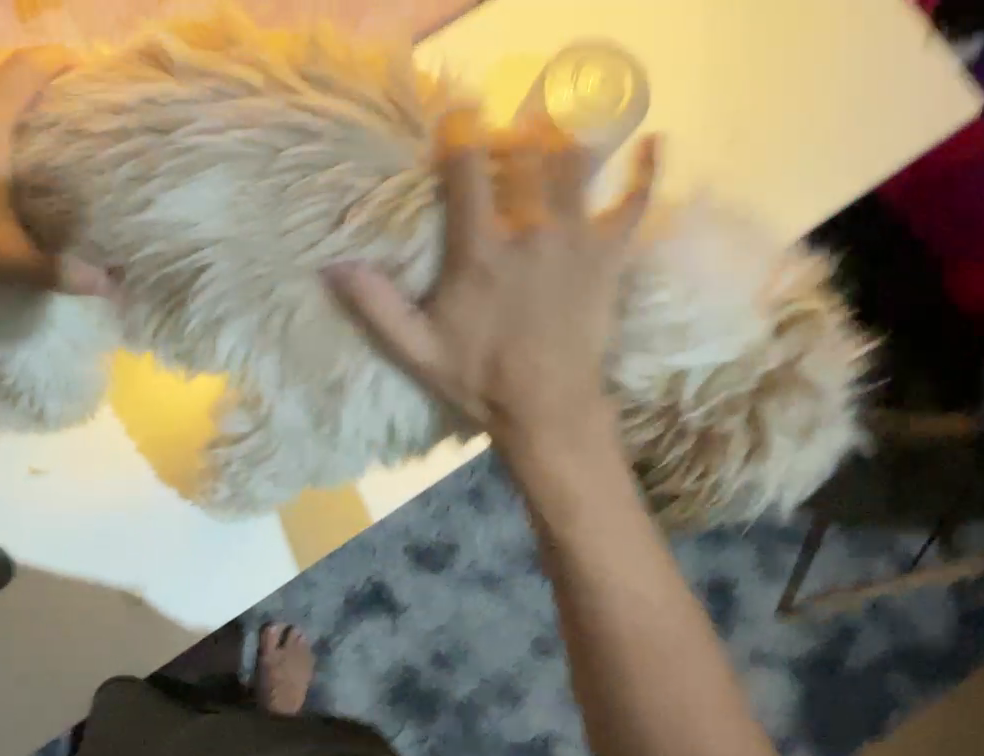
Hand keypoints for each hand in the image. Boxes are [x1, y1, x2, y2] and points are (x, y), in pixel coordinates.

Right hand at [325, 110, 657, 450]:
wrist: (547, 407)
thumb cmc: (478, 378)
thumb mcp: (416, 349)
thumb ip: (376, 306)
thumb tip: (332, 266)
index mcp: (480, 252)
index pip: (467, 173)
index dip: (460, 136)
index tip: (456, 120)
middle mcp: (530, 232)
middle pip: (526, 155)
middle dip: (514, 136)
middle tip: (503, 142)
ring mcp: (575, 239)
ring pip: (575, 165)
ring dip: (563, 141)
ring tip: (551, 136)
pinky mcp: (609, 254)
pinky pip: (633, 202)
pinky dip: (645, 171)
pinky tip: (651, 144)